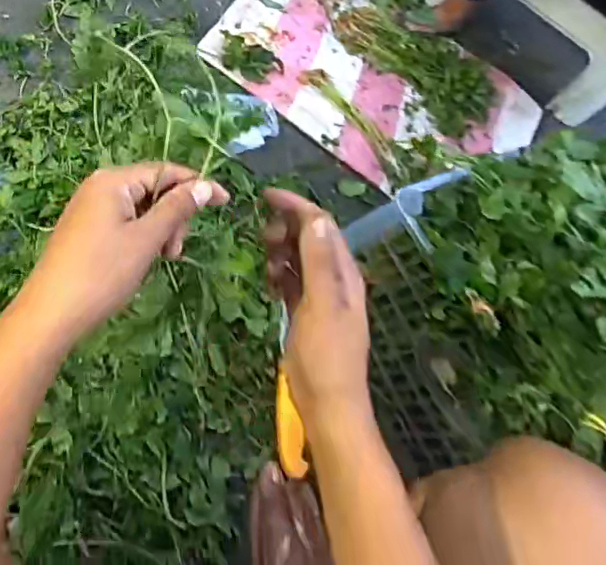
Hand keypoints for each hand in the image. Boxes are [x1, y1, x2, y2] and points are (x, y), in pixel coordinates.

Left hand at [20, 163, 221, 344]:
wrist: (47, 316)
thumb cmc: (101, 273)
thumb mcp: (146, 239)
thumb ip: (177, 208)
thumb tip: (204, 184)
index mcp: (113, 180)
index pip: (165, 171)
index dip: (197, 185)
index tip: (224, 202)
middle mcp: (99, 186)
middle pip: (153, 188)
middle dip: (173, 215)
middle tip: (174, 251)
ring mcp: (89, 208)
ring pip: (140, 208)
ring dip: (159, 229)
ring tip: (160, 260)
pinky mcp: (84, 229)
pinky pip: (123, 221)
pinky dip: (141, 236)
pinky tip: (141, 259)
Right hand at [263, 189, 371, 430]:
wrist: (329, 409)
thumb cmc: (326, 357)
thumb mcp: (321, 304)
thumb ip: (319, 261)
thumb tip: (315, 217)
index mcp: (343, 272)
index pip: (321, 224)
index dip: (295, 206)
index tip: (265, 197)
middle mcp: (335, 278)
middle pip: (310, 236)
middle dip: (285, 228)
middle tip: (263, 239)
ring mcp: (321, 296)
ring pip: (299, 257)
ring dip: (281, 251)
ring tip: (265, 264)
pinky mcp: (306, 312)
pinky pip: (292, 280)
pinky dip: (279, 273)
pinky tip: (268, 282)